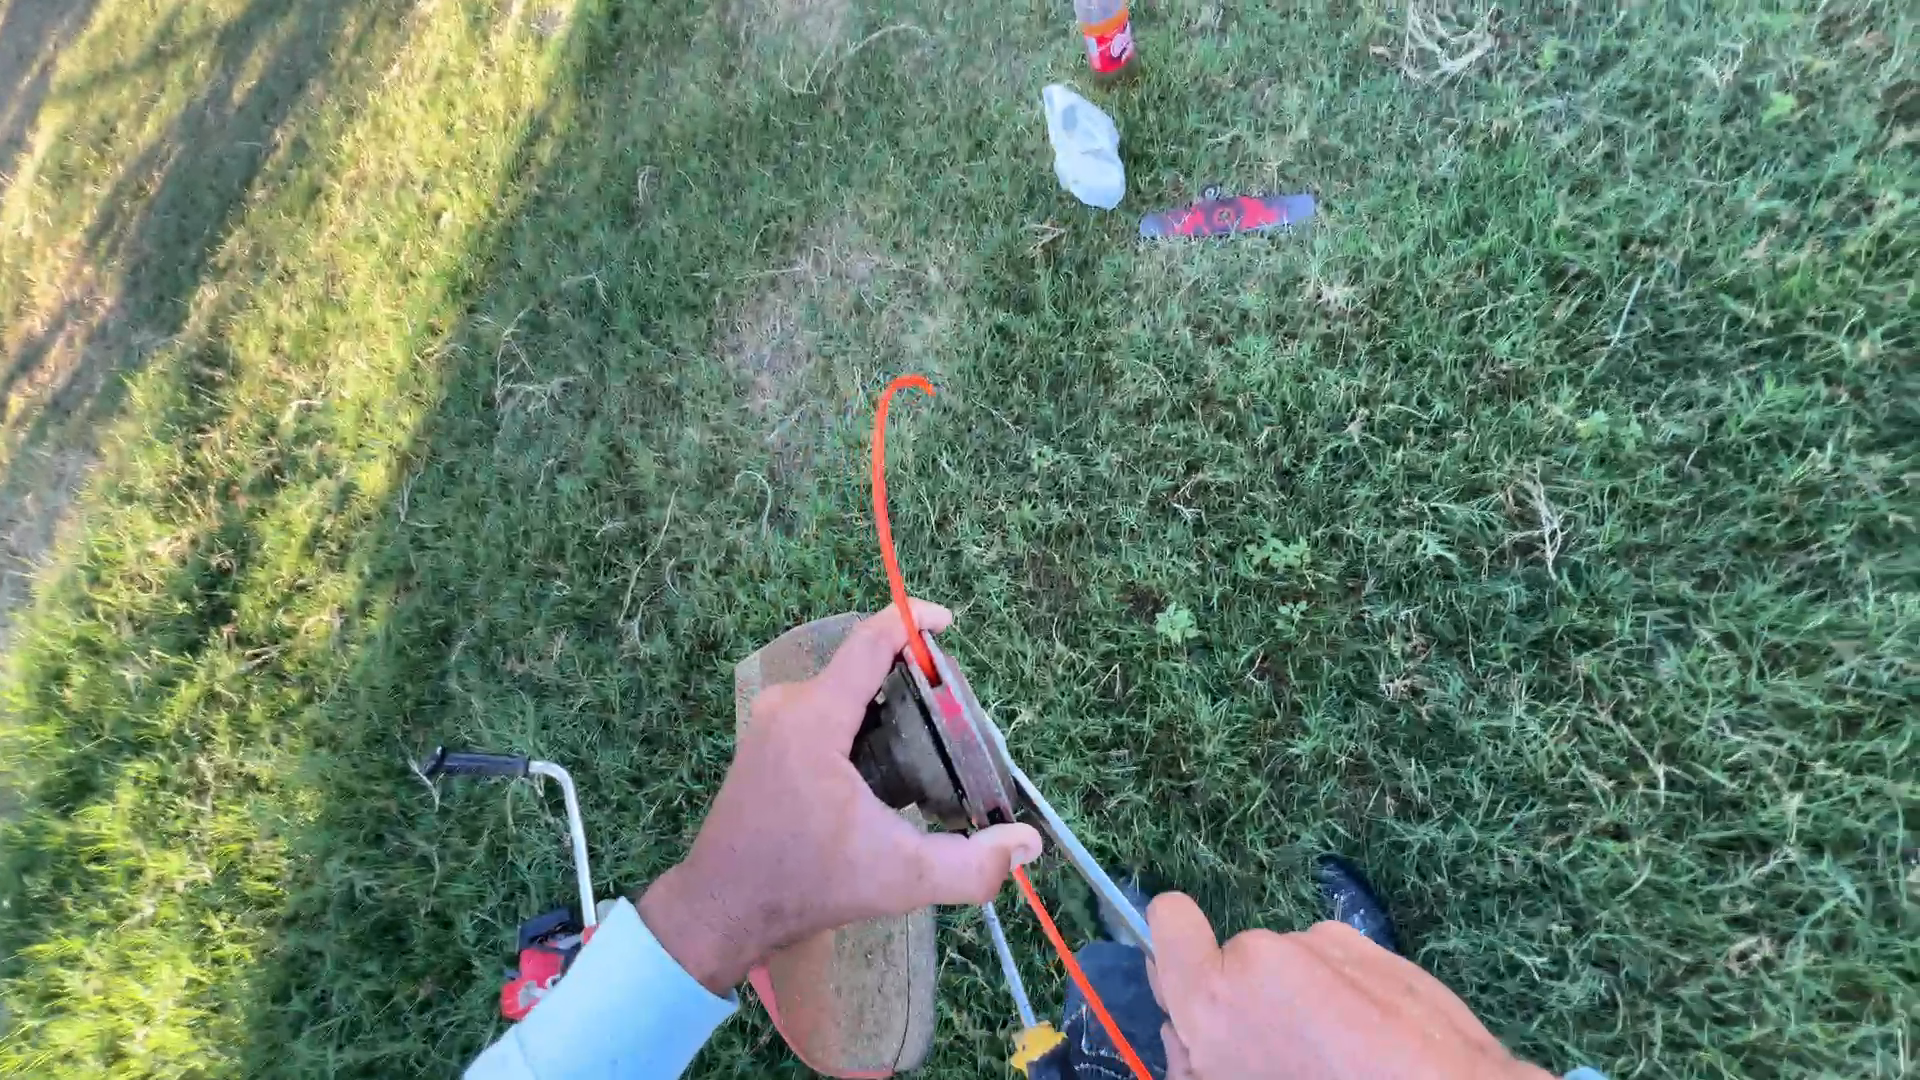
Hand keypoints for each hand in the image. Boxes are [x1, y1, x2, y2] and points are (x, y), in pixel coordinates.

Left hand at [638, 600, 1042, 994]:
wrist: (722, 910)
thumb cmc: (808, 887)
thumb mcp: (901, 878)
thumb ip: (972, 865)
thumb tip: (1029, 842)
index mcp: (816, 718)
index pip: (869, 642)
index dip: (913, 621)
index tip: (950, 623)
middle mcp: (790, 704)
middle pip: (863, 663)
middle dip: (912, 676)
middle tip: (953, 716)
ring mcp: (773, 718)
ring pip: (845, 685)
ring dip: (888, 700)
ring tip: (926, 742)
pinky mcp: (768, 735)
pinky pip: (826, 704)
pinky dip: (862, 715)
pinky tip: (884, 760)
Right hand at [1146, 893, 1554, 1079]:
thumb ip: (1197, 1067)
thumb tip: (1190, 1042)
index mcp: (1217, 999)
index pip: (1168, 918)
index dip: (1176, 949)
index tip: (1203, 995)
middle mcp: (1262, 955)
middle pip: (1238, 962)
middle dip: (1254, 1004)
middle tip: (1293, 1066)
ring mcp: (1325, 944)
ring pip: (1295, 969)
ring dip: (1308, 1006)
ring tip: (1355, 1068)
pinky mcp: (1381, 949)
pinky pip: (1344, 970)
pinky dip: (1354, 1003)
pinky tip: (1391, 1057)